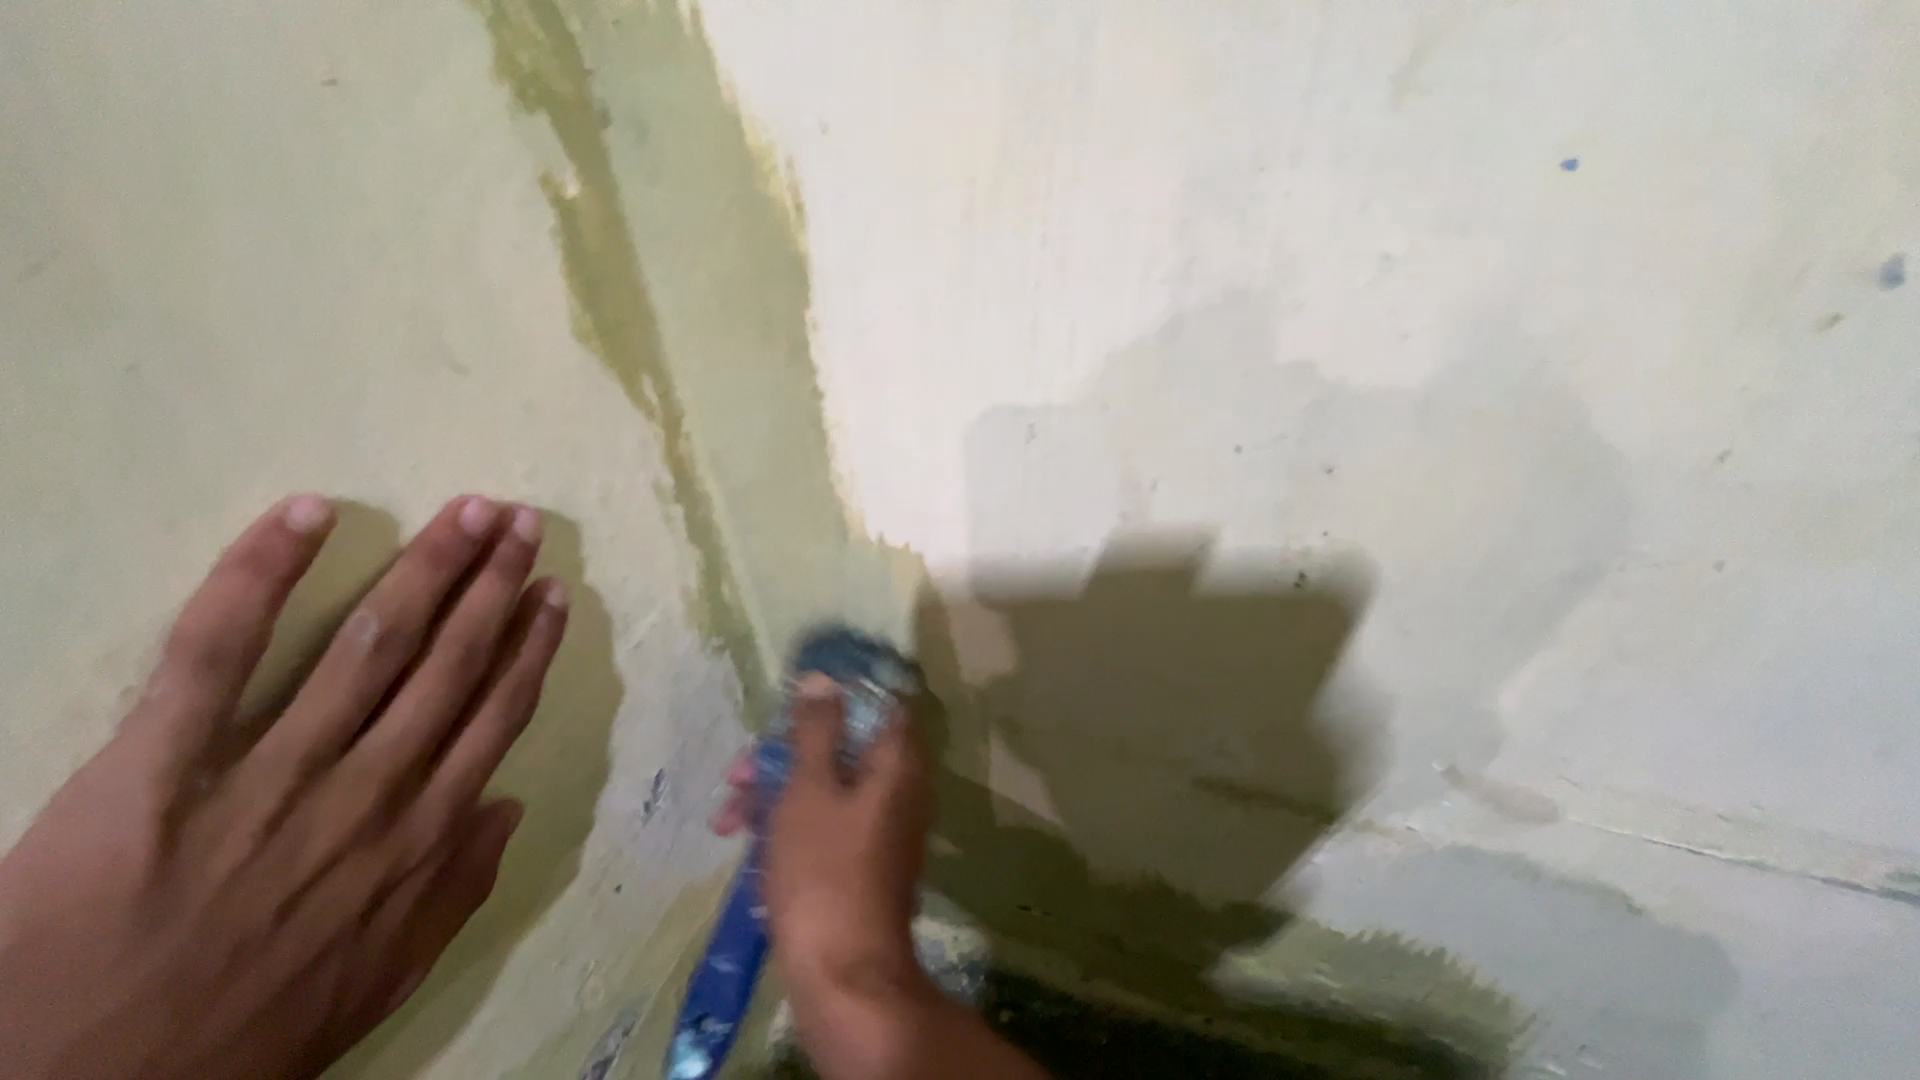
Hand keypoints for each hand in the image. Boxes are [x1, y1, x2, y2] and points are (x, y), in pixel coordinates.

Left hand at [0, 494, 568, 1079]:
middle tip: (518, 520)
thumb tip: (509, 804)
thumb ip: (457, 889)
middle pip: (448, 663)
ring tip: (465, 512)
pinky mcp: (159, 763)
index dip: (529, 645)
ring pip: (370, 644)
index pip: (494, 714)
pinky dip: (260, 576)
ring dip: (426, 568)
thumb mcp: (384, 978)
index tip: (552, 591)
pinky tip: (307, 513)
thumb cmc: (247, 1031)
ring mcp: (272, 770)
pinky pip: (214, 653)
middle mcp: (370, 787)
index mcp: (420, 836)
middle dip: (492, 584)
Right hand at [713, 680, 1049, 1079]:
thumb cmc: (822, 871)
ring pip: (828, 786)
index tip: (789, 700)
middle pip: (843, 746)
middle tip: (738, 773)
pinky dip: (791, 825)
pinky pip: (828, 822)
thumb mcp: (808, 790)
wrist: (843, 974)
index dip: (835, 693)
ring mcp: (883, 826)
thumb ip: (816, 730)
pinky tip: (748, 847)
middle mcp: (900, 787)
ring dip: (776, 794)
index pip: (878, 700)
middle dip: (785, 754)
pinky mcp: (863, 859)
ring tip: (727, 821)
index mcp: (898, 761)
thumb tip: (824, 679)